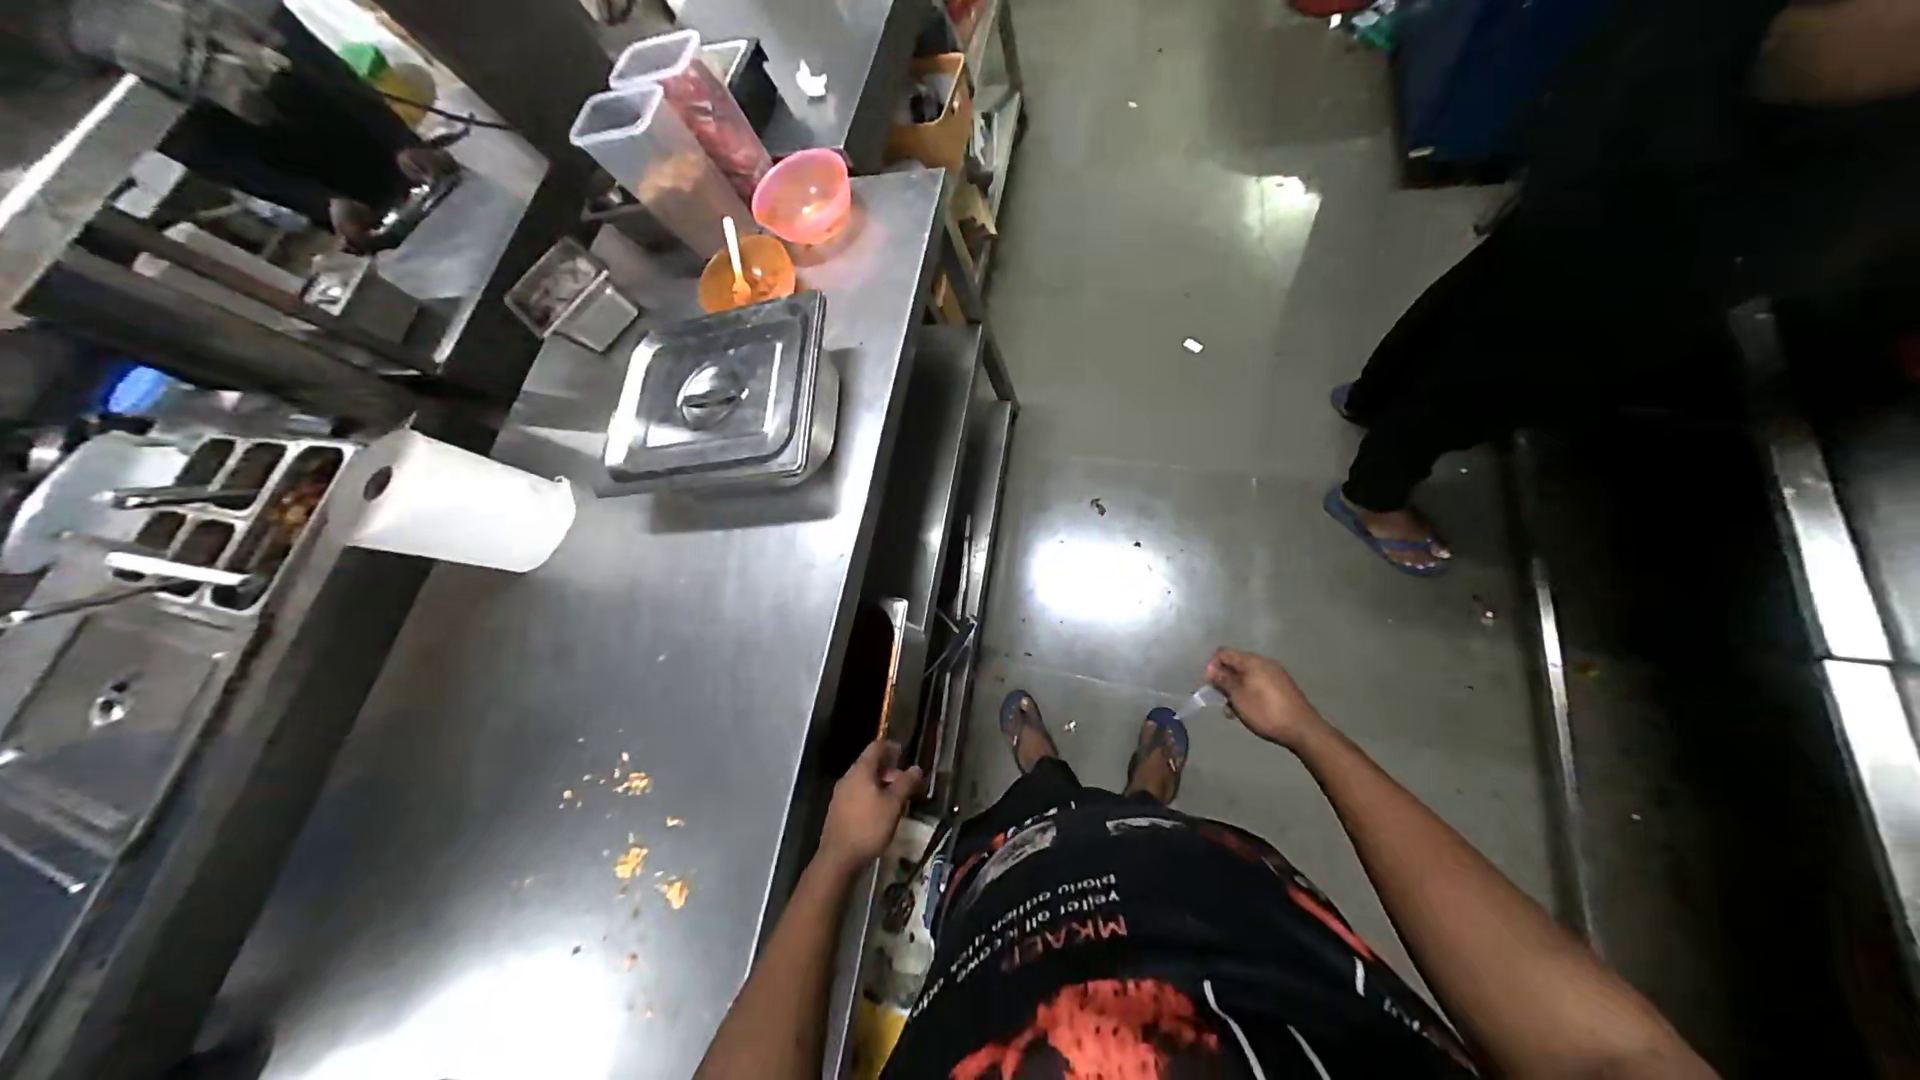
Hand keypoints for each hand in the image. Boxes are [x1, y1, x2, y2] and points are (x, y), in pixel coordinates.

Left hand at [818, 741, 921, 871]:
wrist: (838, 858)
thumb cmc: (869, 826)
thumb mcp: (893, 804)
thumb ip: (906, 783)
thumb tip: (916, 768)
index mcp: (860, 771)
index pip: (876, 747)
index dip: (891, 747)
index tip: (904, 754)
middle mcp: (848, 777)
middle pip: (870, 764)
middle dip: (890, 770)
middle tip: (906, 783)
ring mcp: (840, 794)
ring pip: (864, 781)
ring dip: (881, 784)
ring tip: (897, 799)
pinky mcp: (838, 810)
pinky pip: (857, 794)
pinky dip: (871, 795)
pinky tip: (880, 812)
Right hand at [1205, 647, 1329, 750]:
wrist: (1303, 729)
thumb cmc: (1265, 711)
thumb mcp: (1238, 697)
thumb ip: (1222, 681)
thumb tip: (1212, 671)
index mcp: (1252, 661)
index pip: (1223, 653)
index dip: (1211, 666)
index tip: (1209, 685)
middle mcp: (1264, 663)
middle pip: (1235, 664)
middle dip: (1223, 680)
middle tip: (1220, 700)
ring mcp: (1275, 675)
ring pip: (1246, 676)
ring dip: (1235, 690)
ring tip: (1233, 710)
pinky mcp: (1282, 687)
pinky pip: (1258, 683)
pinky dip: (1248, 693)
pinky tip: (1248, 710)